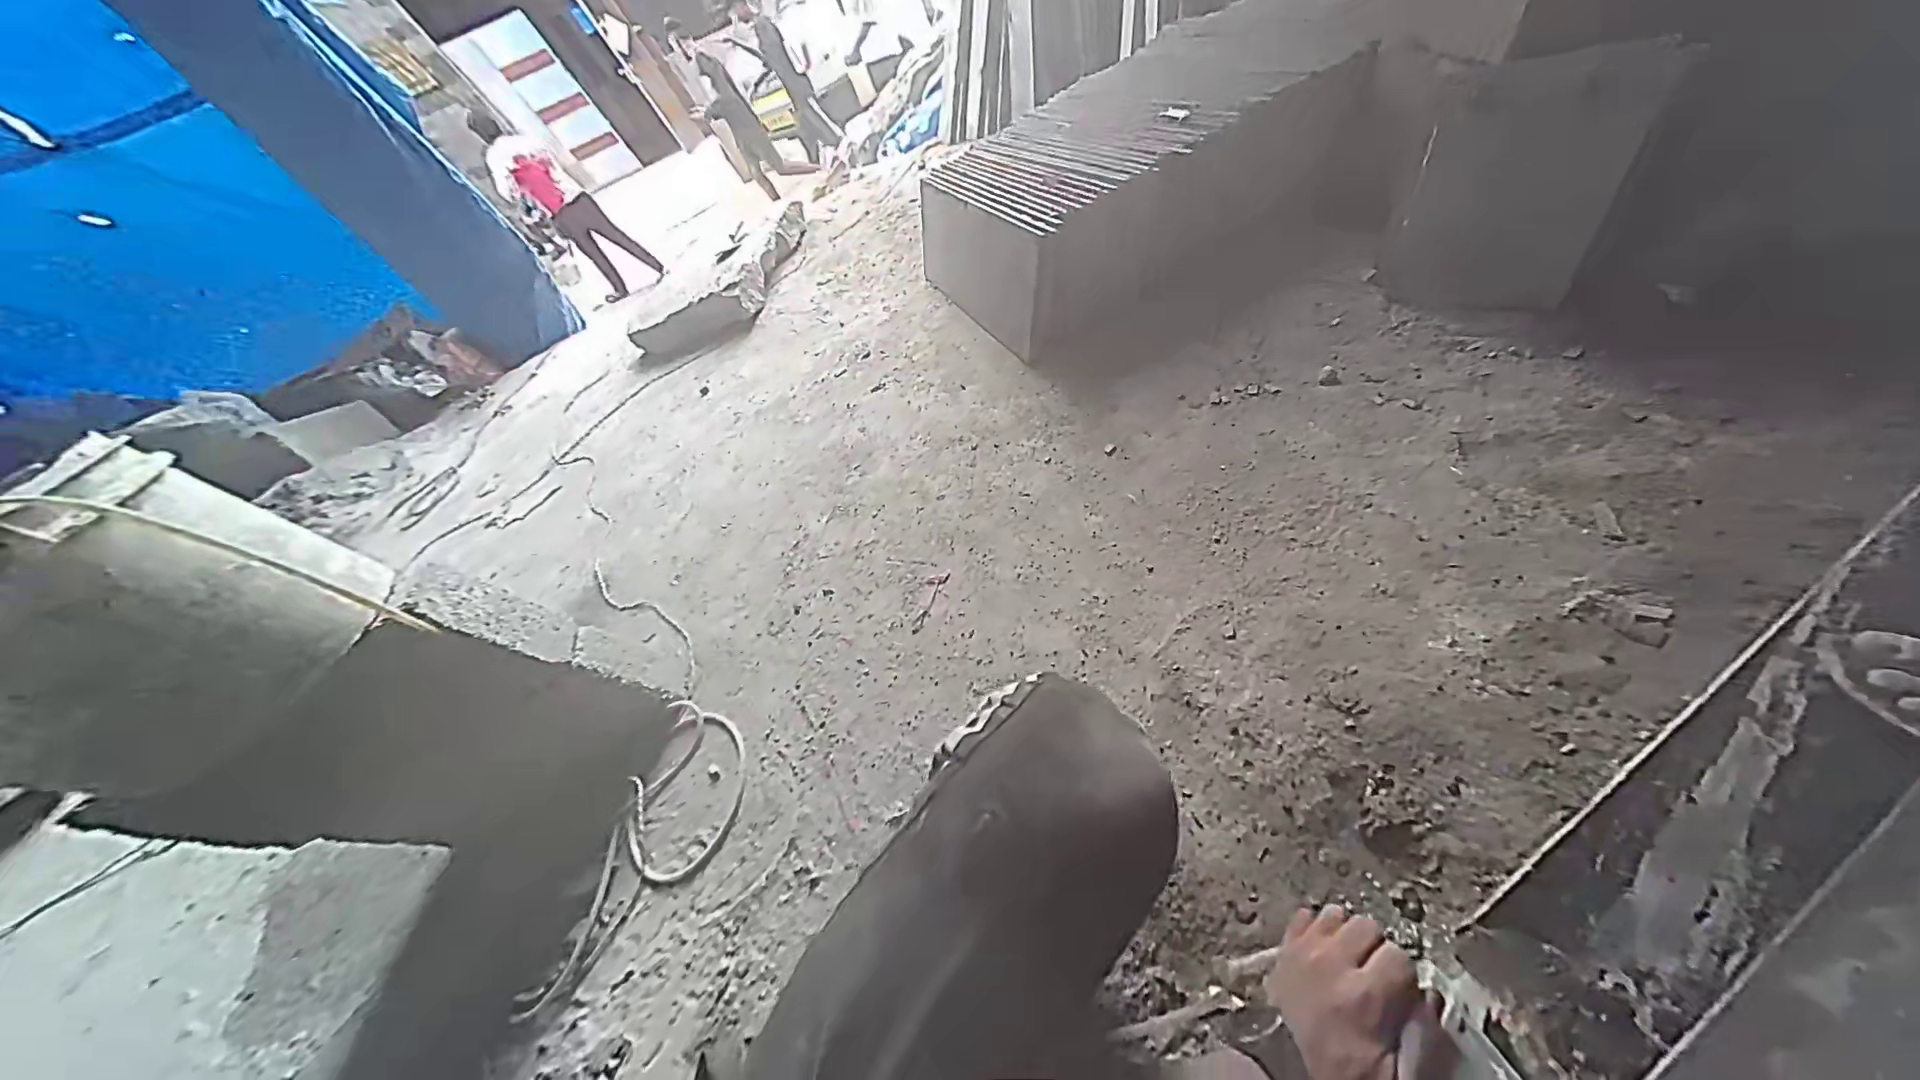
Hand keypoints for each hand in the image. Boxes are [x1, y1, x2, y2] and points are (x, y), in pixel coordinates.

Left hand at [1263, 906, 1420, 1079]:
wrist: (1288, 1070)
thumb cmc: (1347, 1072)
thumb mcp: (1398, 1069)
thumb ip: (1422, 1031)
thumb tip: (1430, 996)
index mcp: (1366, 995)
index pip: (1399, 956)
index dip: (1404, 974)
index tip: (1400, 991)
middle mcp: (1333, 962)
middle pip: (1367, 926)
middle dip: (1376, 947)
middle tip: (1373, 972)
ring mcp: (1303, 950)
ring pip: (1334, 915)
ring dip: (1345, 933)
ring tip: (1347, 959)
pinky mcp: (1283, 948)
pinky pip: (1303, 916)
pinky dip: (1315, 928)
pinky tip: (1321, 950)